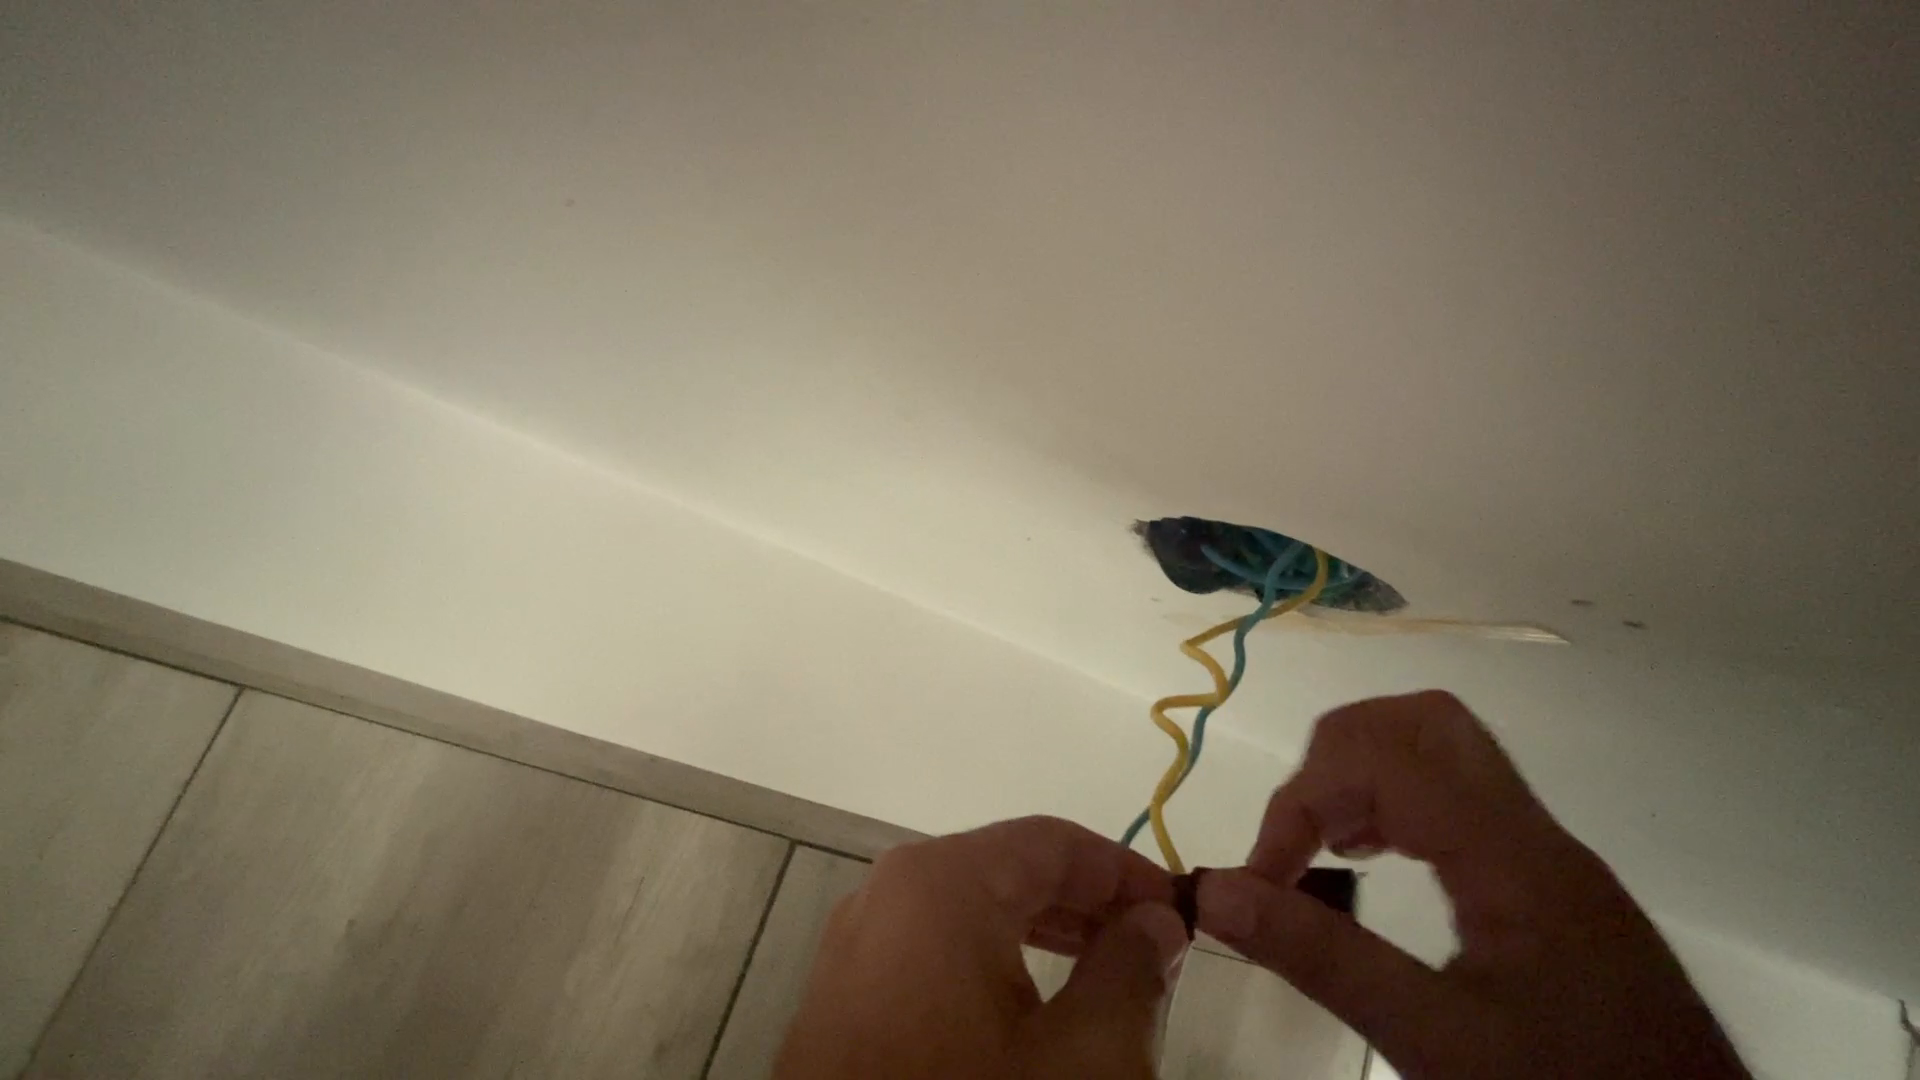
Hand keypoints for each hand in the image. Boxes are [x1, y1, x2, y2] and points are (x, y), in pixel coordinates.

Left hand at [775, 816, 1188, 1079]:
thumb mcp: (1079, 1060)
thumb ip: (1130, 975)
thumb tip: (1156, 920)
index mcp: (943, 879)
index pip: (1053, 842)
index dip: (1125, 872)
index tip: (1180, 912)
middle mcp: (893, 887)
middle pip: (1011, 867)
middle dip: (1088, 903)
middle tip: (1154, 947)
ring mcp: (862, 935)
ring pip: (973, 905)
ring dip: (1045, 929)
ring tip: (1107, 971)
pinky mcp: (848, 985)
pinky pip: (937, 942)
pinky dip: (994, 956)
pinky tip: (1030, 1001)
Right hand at [1196, 691, 1752, 1079]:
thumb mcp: (1437, 1045)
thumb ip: (1322, 959)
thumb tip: (1215, 890)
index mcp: (1512, 857)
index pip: (1383, 762)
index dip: (1301, 802)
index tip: (1263, 878)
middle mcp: (1532, 834)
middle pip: (1422, 722)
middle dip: (1336, 755)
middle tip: (1301, 830)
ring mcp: (1544, 855)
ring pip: (1440, 751)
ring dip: (1363, 776)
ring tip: (1325, 848)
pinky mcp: (1546, 884)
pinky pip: (1456, 799)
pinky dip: (1394, 805)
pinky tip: (1372, 862)